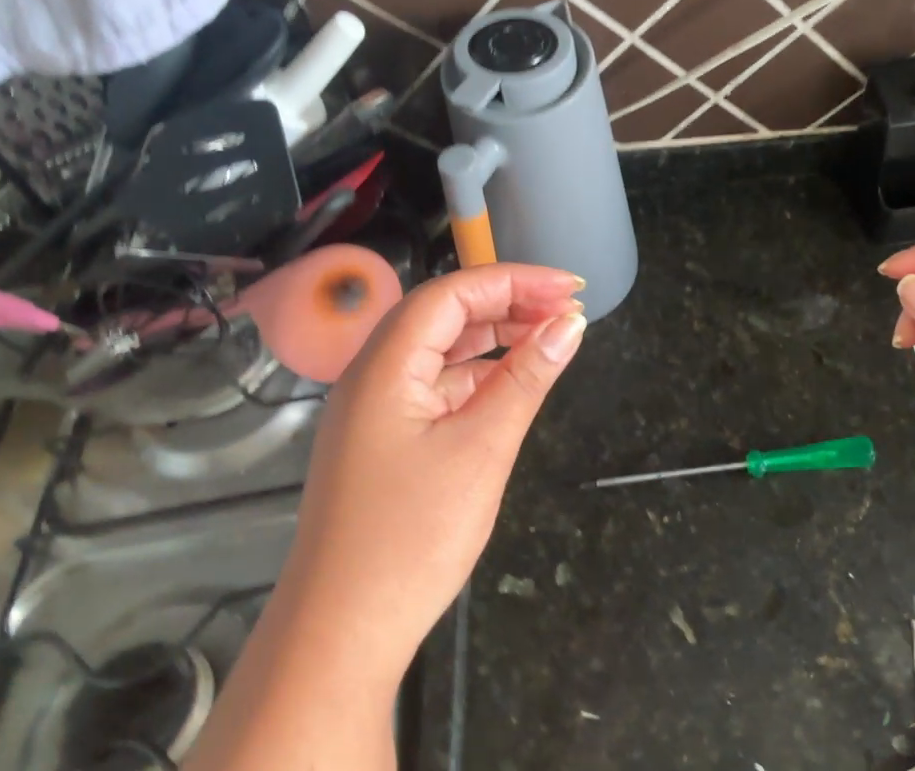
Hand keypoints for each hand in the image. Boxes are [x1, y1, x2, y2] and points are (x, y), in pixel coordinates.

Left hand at [278, 263, 586, 668]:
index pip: (451, 295)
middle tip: (570, 311)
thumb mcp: (482, 449)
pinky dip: (478, 377)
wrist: (341, 633)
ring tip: (550, 338)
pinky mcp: (384, 443)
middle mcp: (372, 378)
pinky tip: (513, 385)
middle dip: (507, 303)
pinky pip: (435, 388)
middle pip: (442, 316)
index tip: (573, 289)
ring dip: (494, 339)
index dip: (514, 281)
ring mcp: (375, 413)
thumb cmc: (412, 536)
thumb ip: (526, 378)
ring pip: (439, 352)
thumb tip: (571, 323)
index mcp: (384, 367)